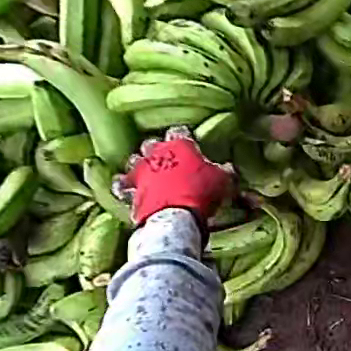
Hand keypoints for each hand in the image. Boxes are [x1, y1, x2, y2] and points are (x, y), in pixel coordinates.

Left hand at [114, 127, 234, 227]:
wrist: (175, 219)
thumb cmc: (201, 193)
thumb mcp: (222, 181)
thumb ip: (222, 172)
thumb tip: (228, 168)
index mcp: (179, 145)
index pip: (180, 132)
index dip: (185, 137)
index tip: (190, 143)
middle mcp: (156, 153)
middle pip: (153, 143)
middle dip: (158, 148)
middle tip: (167, 157)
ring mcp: (140, 172)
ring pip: (135, 161)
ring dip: (139, 164)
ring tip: (145, 170)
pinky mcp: (130, 191)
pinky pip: (122, 186)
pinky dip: (123, 186)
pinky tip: (124, 188)